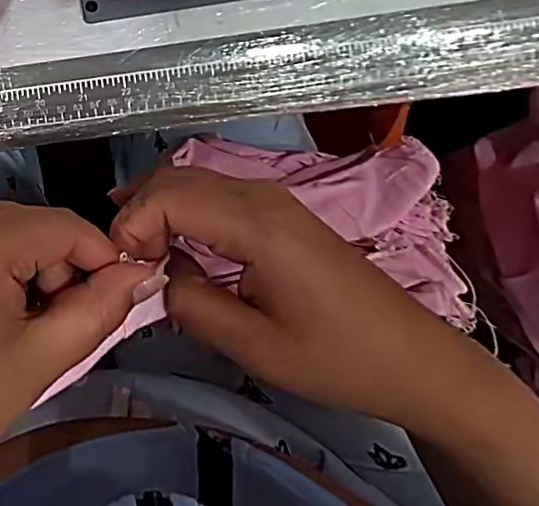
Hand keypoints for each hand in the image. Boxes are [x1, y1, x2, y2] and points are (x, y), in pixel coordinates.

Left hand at [0, 201, 161, 505]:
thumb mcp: (40, 360)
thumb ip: (100, 309)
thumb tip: (138, 275)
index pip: (66, 226)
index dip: (102, 260)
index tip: (119, 296)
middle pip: (38, 225)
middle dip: (62, 270)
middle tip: (56, 329)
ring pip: (13, 230)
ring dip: (34, 270)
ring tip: (21, 329)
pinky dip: (4, 265)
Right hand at [109, 166, 538, 505]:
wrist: (416, 360)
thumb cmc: (340, 358)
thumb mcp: (257, 348)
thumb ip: (192, 305)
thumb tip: (155, 278)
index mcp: (257, 222)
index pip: (169, 196)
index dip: (133, 225)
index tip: (122, 267)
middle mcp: (259, 194)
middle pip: (174, 179)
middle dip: (137, 213)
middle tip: (122, 261)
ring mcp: (269, 196)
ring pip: (189, 180)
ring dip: (155, 208)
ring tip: (136, 251)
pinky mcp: (274, 208)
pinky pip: (211, 193)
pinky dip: (179, 209)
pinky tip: (167, 237)